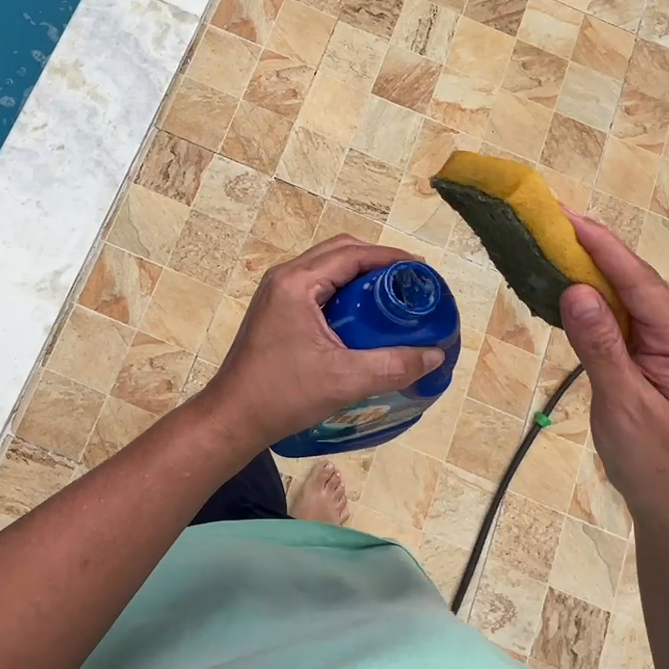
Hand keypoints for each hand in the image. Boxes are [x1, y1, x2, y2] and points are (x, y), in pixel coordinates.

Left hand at [198, 235, 447, 450]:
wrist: (233, 417)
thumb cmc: (284, 394)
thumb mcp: (345, 380)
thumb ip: (393, 365)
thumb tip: (435, 354)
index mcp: (297, 282)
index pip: (352, 254)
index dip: (390, 257)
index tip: (422, 269)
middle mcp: (285, 277)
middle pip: (339, 252)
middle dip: (377, 261)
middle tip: (409, 283)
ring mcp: (277, 292)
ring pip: (327, 267)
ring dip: (359, 275)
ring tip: (392, 297)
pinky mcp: (276, 309)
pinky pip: (316, 285)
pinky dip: (343, 290)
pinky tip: (363, 317)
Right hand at [559, 211, 668, 524]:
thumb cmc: (656, 462)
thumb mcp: (625, 404)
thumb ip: (601, 345)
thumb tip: (575, 289)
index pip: (638, 282)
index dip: (603, 246)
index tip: (568, 215)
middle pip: (632, 281)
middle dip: (594, 248)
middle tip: (552, 218)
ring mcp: (660, 348)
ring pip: (622, 298)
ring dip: (588, 270)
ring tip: (552, 241)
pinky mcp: (643, 361)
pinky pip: (615, 320)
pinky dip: (587, 301)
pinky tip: (564, 288)